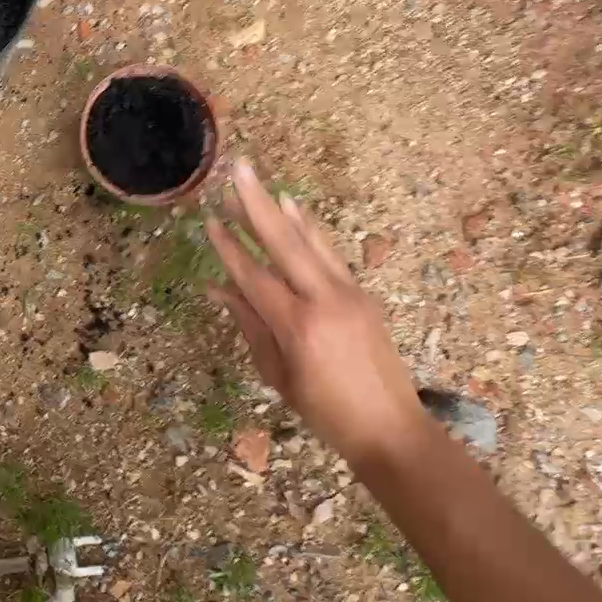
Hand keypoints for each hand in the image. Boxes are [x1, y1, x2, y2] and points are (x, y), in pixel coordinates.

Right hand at [204, 159, 431, 470]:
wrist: (392, 430)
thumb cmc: (325, 411)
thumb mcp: (277, 374)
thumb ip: (249, 325)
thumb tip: (218, 289)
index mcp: (297, 325)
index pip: (253, 275)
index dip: (229, 247)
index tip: (209, 219)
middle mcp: (324, 300)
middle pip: (283, 242)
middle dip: (256, 204)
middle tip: (238, 170)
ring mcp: (348, 293)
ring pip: (309, 240)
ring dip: (281, 210)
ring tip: (261, 184)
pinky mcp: (362, 294)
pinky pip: (329, 253)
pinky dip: (309, 229)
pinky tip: (295, 210)